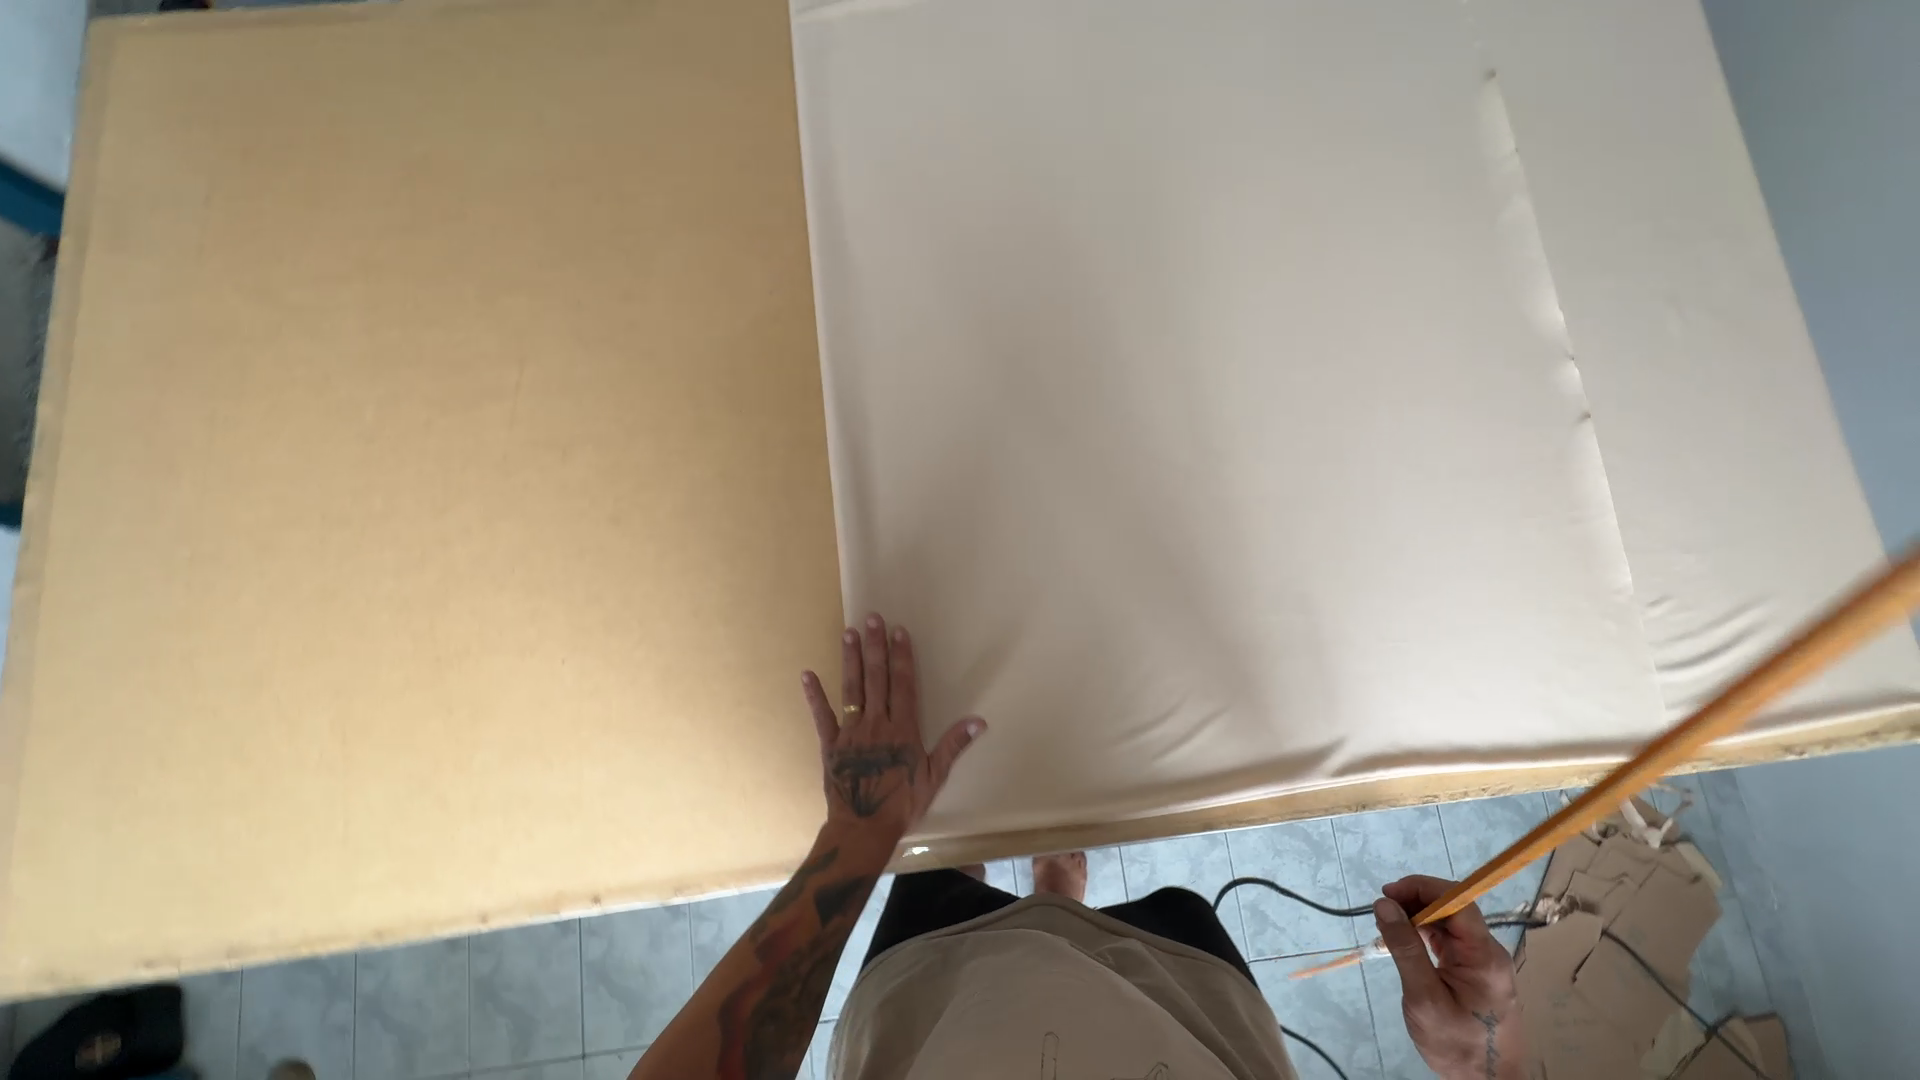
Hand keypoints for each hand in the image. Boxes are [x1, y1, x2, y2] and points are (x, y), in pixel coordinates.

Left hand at [801, 613, 985, 848]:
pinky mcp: (830, 745)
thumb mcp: (934, 776)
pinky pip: (821, 716)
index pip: (903, 684)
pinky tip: (807, 674)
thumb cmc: (903, 803)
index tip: (899, 631)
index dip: (901, 656)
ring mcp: (851, 732)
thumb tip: (979, 721)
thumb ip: (954, 745)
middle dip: (875, 647)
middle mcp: (876, 723)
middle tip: (872, 618)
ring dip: (850, 660)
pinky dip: (814, 696)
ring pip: (851, 689)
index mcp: (902, 729)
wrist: (864, 827)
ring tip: (849, 633)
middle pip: (876, 678)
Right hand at [1374, 875, 1527, 1079]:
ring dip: (1418, 918)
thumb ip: (1404, 947)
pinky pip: (1451, 943)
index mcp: (1484, 956)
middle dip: (1415, 902)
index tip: (1388, 894)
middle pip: (1453, 909)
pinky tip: (1406, 945)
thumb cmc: (1456, 1045)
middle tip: (1382, 914)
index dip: (1422, 887)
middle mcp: (1489, 953)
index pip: (1458, 900)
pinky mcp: (1477, 976)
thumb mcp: (1423, 997)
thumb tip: (1384, 903)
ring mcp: (1485, 965)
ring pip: (1450, 924)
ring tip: (1389, 930)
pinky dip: (1426, 936)